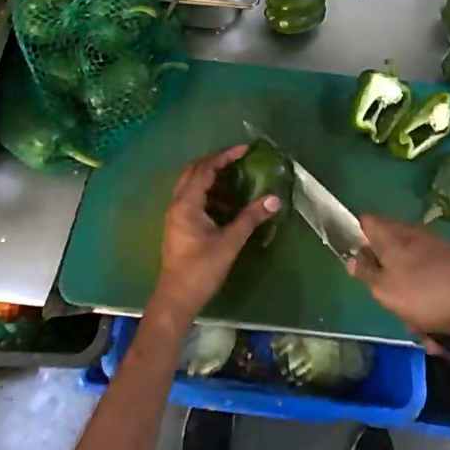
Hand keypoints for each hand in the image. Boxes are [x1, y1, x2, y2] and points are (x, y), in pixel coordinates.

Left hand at [151, 145, 279, 323]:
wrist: (176, 299)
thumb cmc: (201, 269)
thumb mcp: (230, 242)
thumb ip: (250, 218)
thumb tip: (274, 198)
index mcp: (186, 204)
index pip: (205, 169)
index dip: (224, 156)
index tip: (244, 149)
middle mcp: (177, 204)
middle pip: (194, 172)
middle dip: (215, 162)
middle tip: (238, 158)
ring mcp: (175, 215)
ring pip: (191, 185)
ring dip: (211, 177)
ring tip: (235, 177)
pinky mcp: (179, 226)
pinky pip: (192, 198)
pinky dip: (209, 193)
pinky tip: (226, 202)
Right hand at [348, 214, 449, 340]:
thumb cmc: (426, 294)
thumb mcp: (384, 290)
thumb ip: (365, 272)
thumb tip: (352, 256)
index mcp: (393, 235)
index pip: (367, 221)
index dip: (358, 237)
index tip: (358, 262)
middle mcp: (415, 234)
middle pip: (390, 250)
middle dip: (388, 278)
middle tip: (390, 302)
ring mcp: (439, 247)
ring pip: (414, 274)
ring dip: (413, 301)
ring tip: (421, 327)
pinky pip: (436, 285)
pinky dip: (435, 305)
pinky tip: (440, 329)